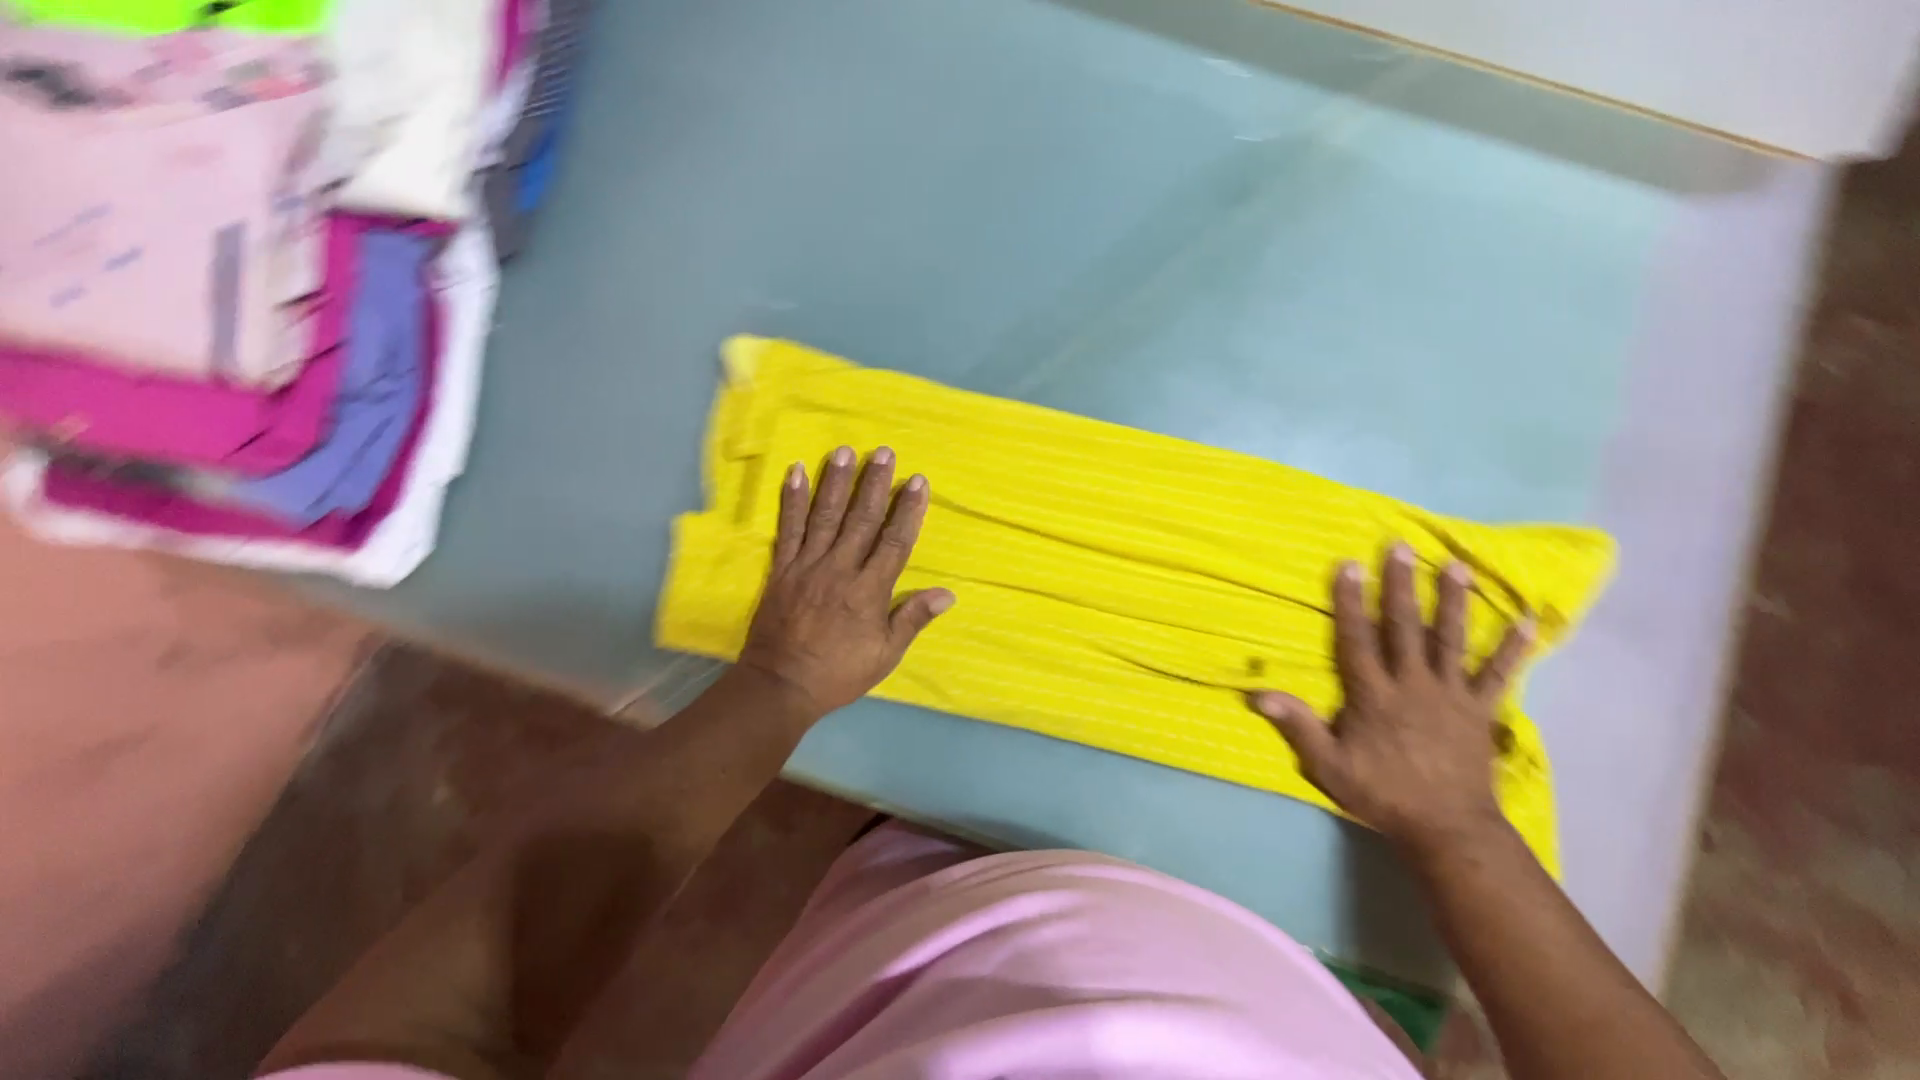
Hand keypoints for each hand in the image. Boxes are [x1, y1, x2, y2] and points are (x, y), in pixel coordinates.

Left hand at [737, 445, 954, 718]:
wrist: (780, 685)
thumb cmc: (838, 674)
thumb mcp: (884, 655)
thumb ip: (912, 619)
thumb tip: (947, 593)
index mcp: (869, 591)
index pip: (895, 542)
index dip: (908, 511)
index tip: (918, 482)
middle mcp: (840, 570)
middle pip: (862, 519)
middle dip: (875, 484)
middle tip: (885, 453)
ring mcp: (807, 566)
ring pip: (825, 516)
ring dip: (837, 481)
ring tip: (845, 451)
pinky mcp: (781, 569)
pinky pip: (787, 528)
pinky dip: (792, 499)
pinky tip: (797, 472)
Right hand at [1250, 543, 1531, 860]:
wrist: (1447, 828)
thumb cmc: (1382, 795)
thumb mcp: (1329, 766)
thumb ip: (1298, 727)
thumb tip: (1259, 694)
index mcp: (1374, 696)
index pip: (1357, 639)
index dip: (1350, 602)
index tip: (1348, 565)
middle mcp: (1412, 685)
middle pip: (1404, 627)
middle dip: (1400, 586)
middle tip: (1401, 547)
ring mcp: (1450, 695)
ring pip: (1449, 640)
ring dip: (1452, 601)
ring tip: (1455, 566)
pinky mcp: (1479, 710)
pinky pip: (1498, 675)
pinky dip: (1512, 648)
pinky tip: (1526, 620)